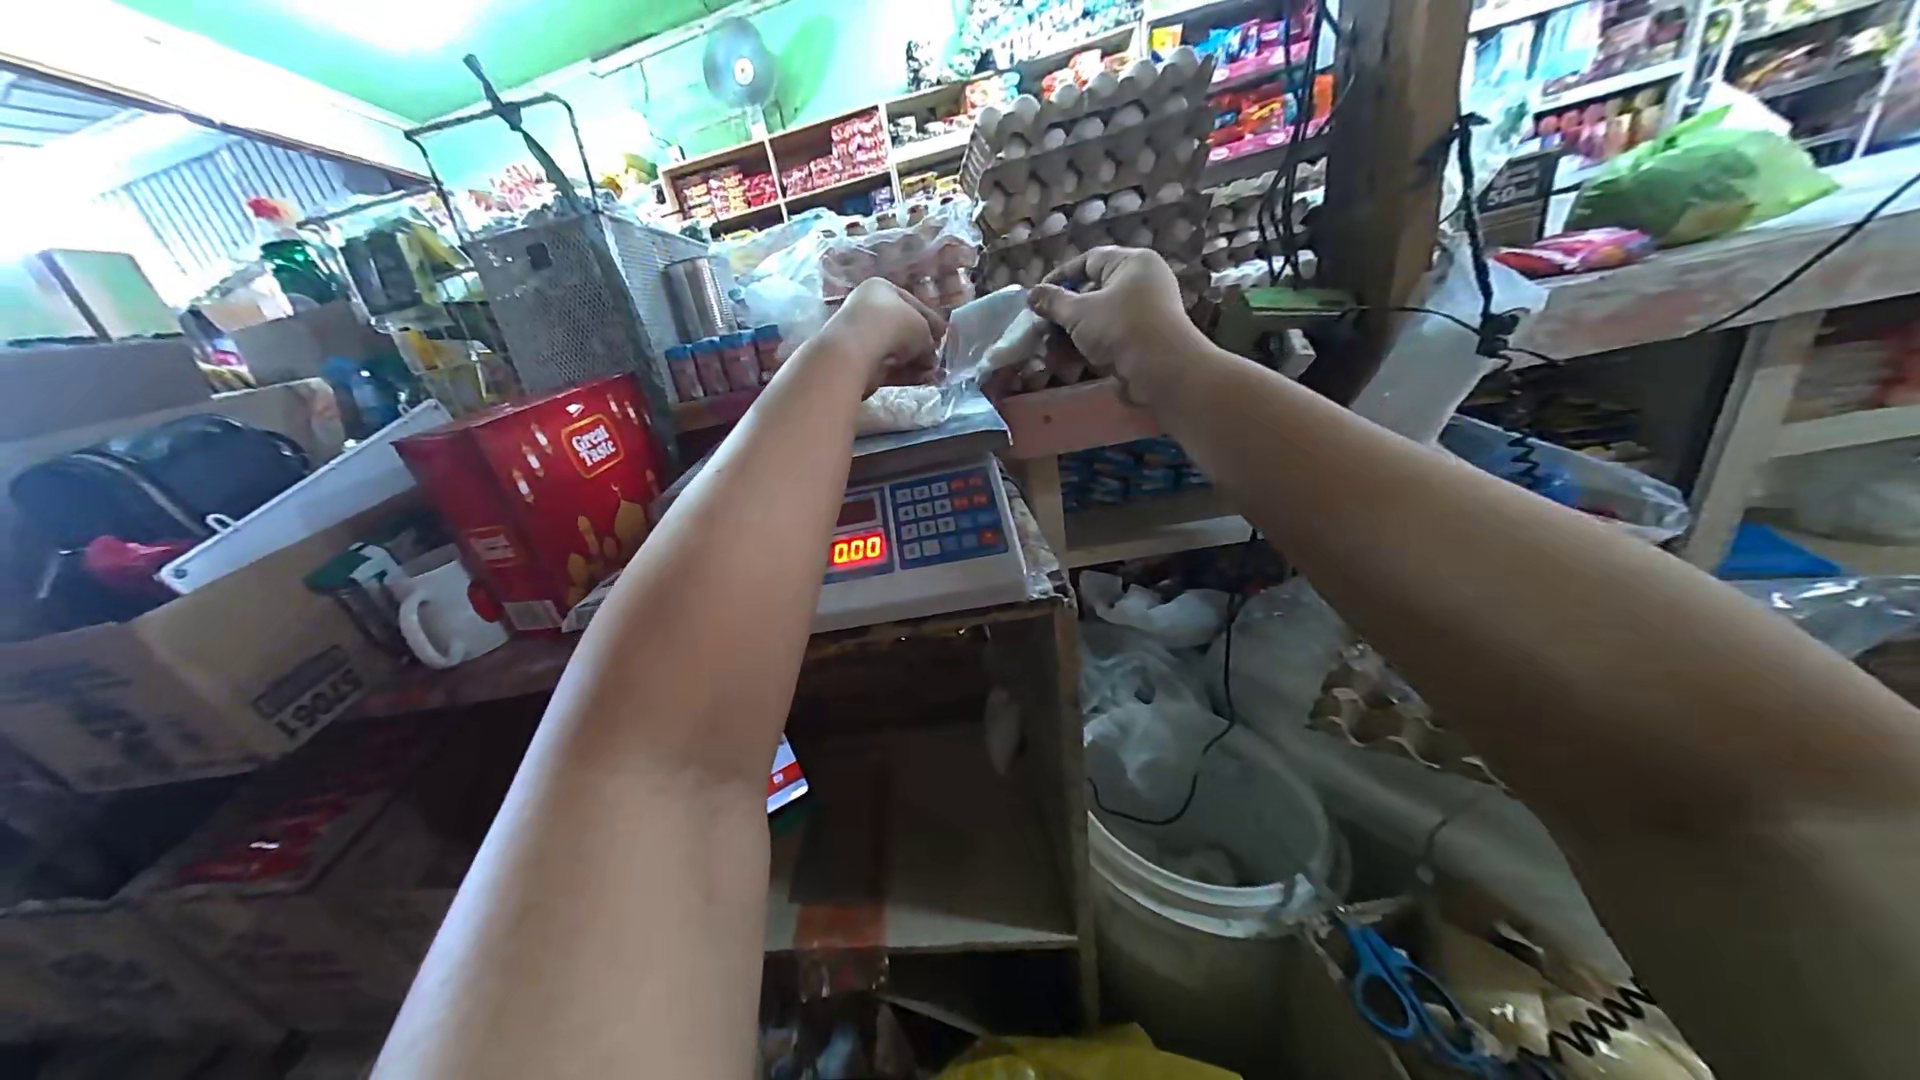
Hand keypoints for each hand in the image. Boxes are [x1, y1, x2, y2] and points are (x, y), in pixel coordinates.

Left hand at [817, 279, 946, 397]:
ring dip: (917, 363)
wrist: (854, 352)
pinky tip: (924, 381)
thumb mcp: (923, 328)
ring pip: (896, 352)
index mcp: (881, 289)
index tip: (946, 336)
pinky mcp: (859, 363)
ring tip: (936, 374)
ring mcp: (861, 337)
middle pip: (903, 330)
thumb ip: (929, 341)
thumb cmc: (893, 326)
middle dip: (923, 346)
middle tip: (939, 358)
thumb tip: (930, 356)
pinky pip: (888, 368)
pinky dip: (906, 374)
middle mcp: (868, 310)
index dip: (932, 321)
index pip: (913, 304)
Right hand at [1026, 247, 1208, 407]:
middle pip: (1093, 294)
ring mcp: (1144, 315)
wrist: (1163, 372)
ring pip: (1099, 321)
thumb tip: (1032, 294)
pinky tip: (1070, 367)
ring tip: (1052, 357)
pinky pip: (1110, 340)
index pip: (1089, 260)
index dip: (1060, 277)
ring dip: (1072, 339)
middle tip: (1042, 331)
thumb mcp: (1079, 313)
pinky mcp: (1143, 343)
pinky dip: (1089, 351)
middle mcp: (1142, 284)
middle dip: (1063, 317)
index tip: (1037, 297)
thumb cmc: (1120, 329)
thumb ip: (1053, 302)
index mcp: (1132, 263)